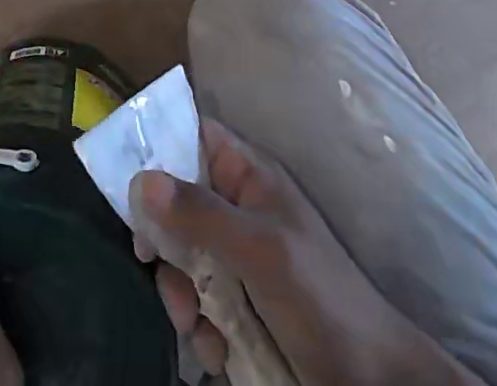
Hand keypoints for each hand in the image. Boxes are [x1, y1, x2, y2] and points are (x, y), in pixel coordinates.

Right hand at [130, 120, 483, 385]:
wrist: (371, 384)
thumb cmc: (322, 300)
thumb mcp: (261, 252)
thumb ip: (201, 214)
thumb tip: (140, 180)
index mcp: (248, 177)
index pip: (193, 136)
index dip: (157, 144)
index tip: (125, 176)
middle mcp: (236, 207)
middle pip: (173, 200)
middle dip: (162, 240)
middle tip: (154, 263)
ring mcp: (235, 254)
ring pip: (178, 254)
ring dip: (179, 292)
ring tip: (196, 324)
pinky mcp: (235, 299)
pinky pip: (194, 297)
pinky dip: (197, 324)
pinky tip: (216, 349)